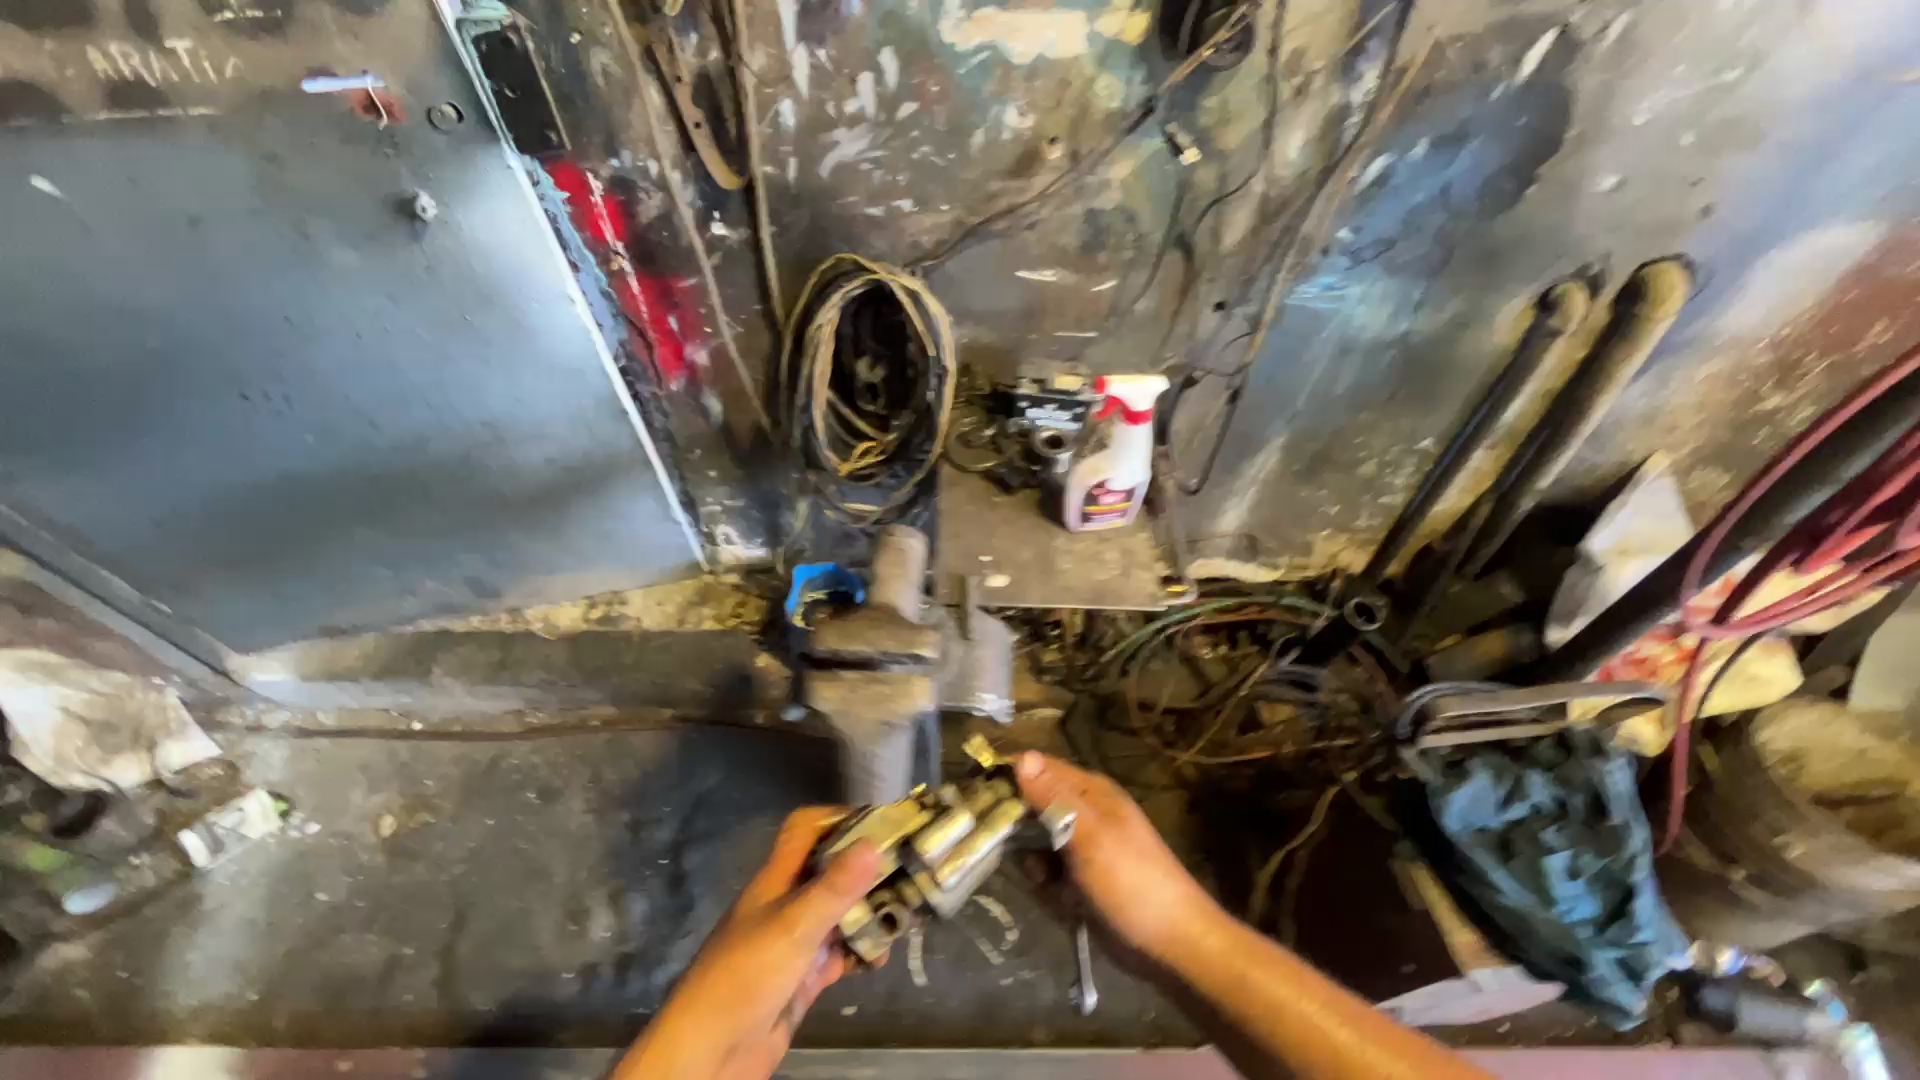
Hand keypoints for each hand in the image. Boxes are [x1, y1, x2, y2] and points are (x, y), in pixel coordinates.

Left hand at [617, 808, 881, 1079]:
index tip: (882, 826)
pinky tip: (880, 957)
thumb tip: (873, 841)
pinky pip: (840, 954)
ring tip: (904, 915)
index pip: (807, 829)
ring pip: (840, 913)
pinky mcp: (804, 977)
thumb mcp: (795, 925)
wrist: (711, 1052)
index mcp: (778, 878)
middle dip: (868, 870)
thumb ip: (835, 887)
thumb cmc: (747, 975)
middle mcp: (788, 903)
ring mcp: (796, 942)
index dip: (839, 818)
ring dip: (870, 913)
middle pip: (831, 871)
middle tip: (910, 873)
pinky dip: (861, 952)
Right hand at [1015, 752, 1217, 962]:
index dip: (1008, 777)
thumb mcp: (1090, 835)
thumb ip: (1054, 797)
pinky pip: (1048, 875)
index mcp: (1089, 792)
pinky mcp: (1080, 881)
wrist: (1172, 945)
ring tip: (1048, 882)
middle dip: (1016, 828)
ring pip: (1034, 844)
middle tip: (1002, 847)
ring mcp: (1081, 849)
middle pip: (1031, 806)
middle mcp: (1083, 813)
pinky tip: (1061, 901)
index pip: (1037, 768)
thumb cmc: (1132, 881)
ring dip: (1034, 864)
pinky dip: (1048, 887)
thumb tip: (1022, 756)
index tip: (978, 796)